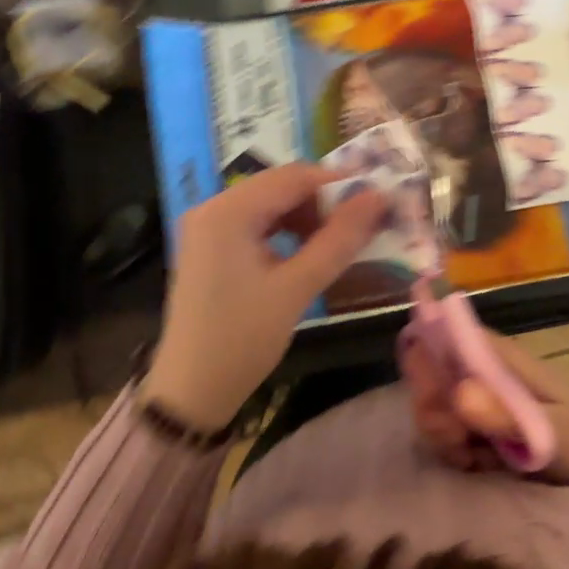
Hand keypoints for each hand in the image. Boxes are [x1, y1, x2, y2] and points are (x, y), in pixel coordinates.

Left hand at [142, 165, 385, 431]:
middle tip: (358, 230)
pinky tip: (303, 257)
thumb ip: (339, 239)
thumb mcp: (297, 288)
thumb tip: (378, 198)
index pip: (293, 176)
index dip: (338, 184)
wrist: (191, 392)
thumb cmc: (243, 338)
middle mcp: (212, 208)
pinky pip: (254, 224)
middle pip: (279, 186)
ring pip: (269, 204)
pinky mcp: (209, 248)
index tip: (377, 202)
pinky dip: (283, 232)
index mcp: (228, 211)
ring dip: (304, 218)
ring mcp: (207, 228)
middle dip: (322, 203)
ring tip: (332, 248)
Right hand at [401, 331, 568, 503]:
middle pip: (432, 377)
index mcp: (503, 359)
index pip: (444, 337)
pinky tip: (477, 470)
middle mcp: (488, 375)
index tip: (434, 401)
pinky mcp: (489, 439)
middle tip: (460, 442)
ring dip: (443, 437)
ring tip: (474, 460)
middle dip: (433, 410)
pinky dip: (455, 456)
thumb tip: (456, 393)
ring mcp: (487, 407)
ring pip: (437, 410)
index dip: (424, 363)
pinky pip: (451, 440)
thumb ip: (507, 415)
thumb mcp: (558, 432)